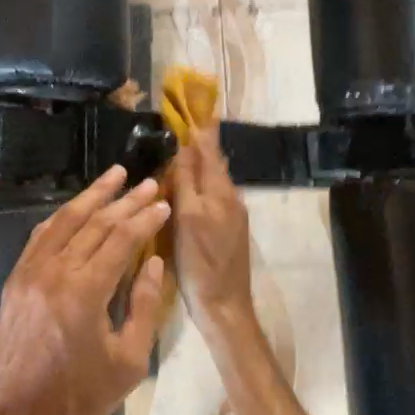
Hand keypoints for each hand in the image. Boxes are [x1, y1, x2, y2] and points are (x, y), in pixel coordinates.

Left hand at [0, 166, 170, 414]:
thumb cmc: (83, 396)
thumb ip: (144, 306)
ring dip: (90, 196)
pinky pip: (39, 237)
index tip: (162, 204)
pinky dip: (60, 218)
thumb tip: (153, 261)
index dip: (144, 219)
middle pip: (93, 224)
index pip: (119, 240)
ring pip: (63, 222)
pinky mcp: (14, 281)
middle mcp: (53, 273)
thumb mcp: (129, 361)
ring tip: (113, 176)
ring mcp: (29, 274)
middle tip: (145, 182)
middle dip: (124, 201)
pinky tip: (76, 208)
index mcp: (84, 293)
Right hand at [167, 133, 255, 339]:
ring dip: (200, 165)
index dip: (202, 130)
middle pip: (214, 164)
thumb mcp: (187, 217)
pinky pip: (214, 197)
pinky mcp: (229, 232)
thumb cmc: (201, 262)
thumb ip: (187, 180)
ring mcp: (232, 216)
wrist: (225, 306)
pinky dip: (202, 186)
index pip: (210, 150)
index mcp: (220, 191)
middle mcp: (230, 198)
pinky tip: (188, 191)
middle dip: (201, 145)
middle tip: (184, 127)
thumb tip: (185, 144)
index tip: (197, 108)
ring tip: (182, 153)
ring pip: (214, 181)